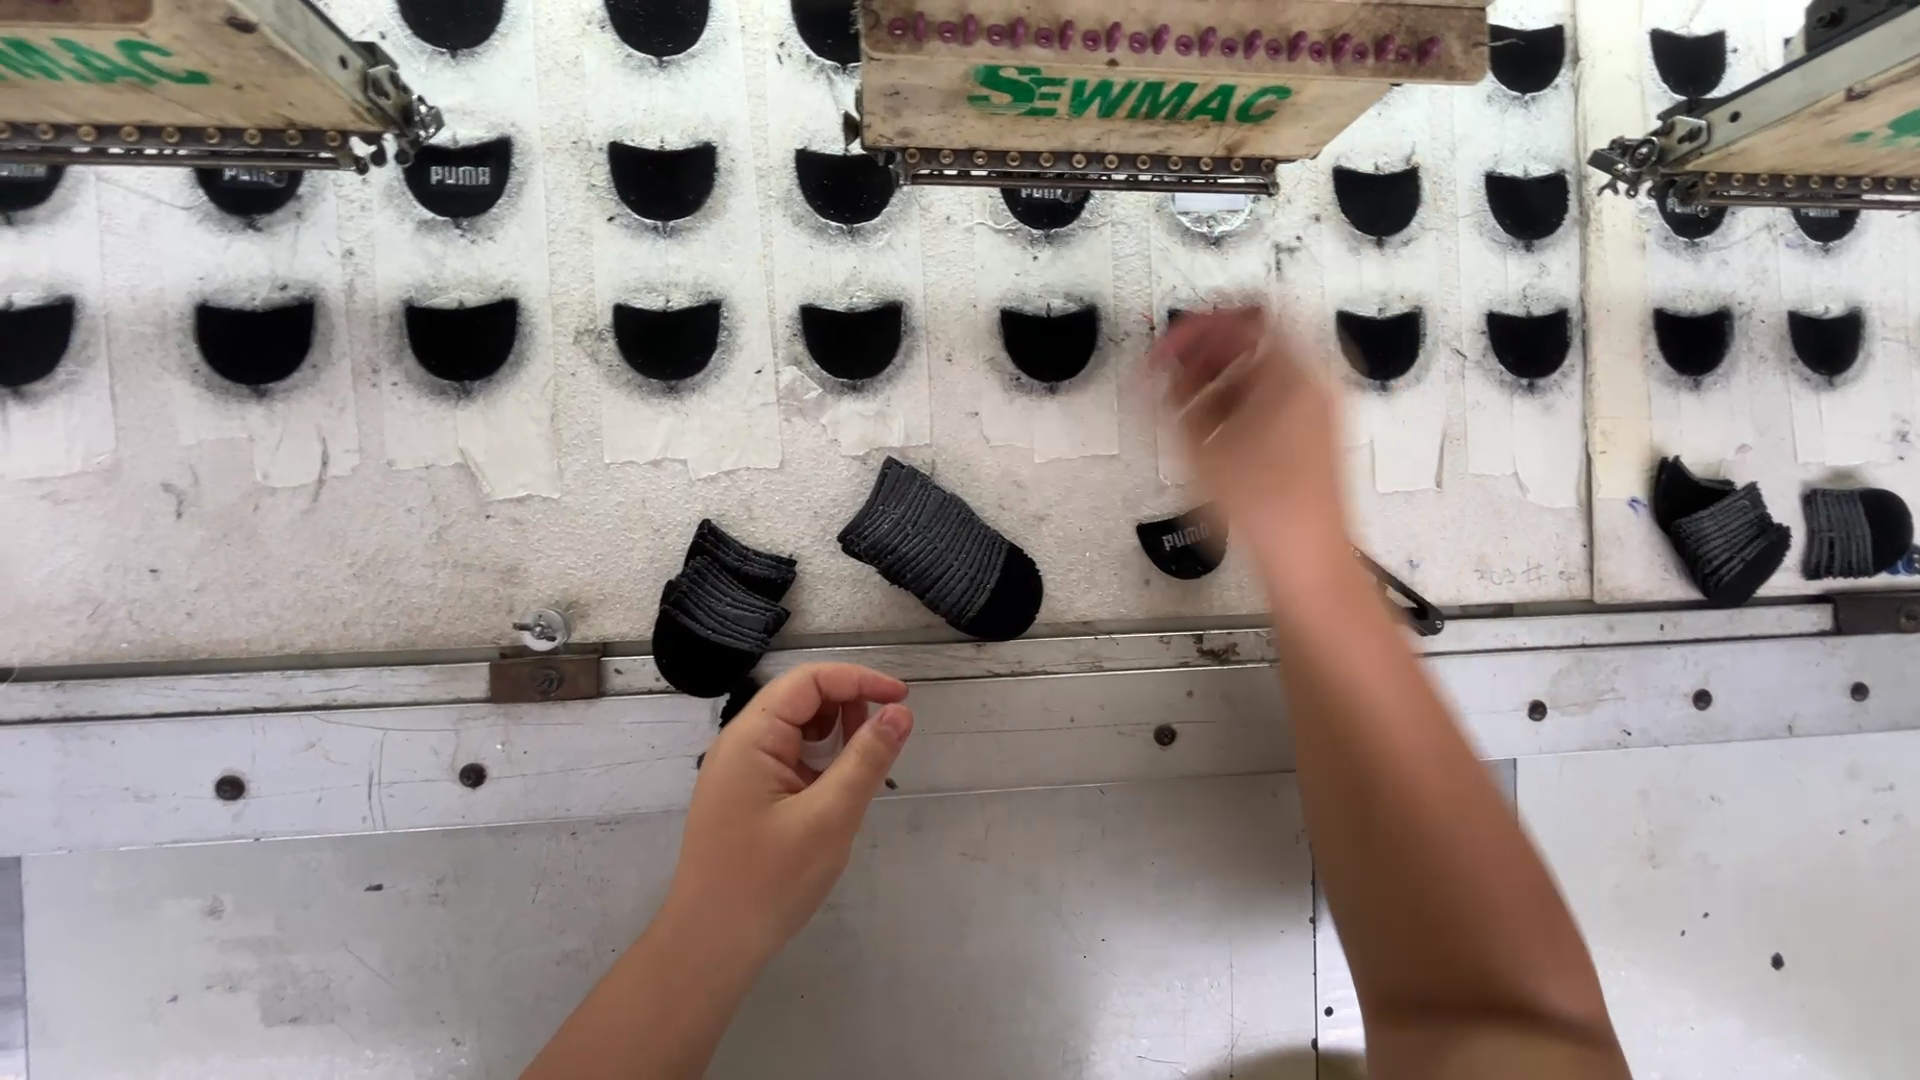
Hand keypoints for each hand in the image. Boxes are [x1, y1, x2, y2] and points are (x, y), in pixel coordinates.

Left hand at [661, 663, 913, 968]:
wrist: (709, 948)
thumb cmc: (768, 881)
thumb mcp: (830, 818)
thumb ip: (866, 759)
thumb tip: (900, 712)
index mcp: (752, 736)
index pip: (810, 681)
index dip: (859, 679)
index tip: (902, 699)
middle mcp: (742, 743)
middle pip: (802, 698)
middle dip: (849, 705)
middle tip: (884, 739)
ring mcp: (741, 770)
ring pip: (797, 727)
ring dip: (836, 733)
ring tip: (862, 766)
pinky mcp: (748, 795)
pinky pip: (790, 757)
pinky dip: (821, 760)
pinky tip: (837, 791)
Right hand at [1152, 307, 1351, 598]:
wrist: (1308, 558)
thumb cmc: (1270, 508)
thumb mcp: (1203, 446)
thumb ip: (1174, 398)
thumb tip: (1155, 371)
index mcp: (1297, 374)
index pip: (1249, 315)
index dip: (1202, 324)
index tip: (1171, 343)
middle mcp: (1315, 385)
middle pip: (1258, 342)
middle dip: (1207, 352)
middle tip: (1171, 369)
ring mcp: (1319, 411)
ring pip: (1264, 372)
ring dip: (1219, 378)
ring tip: (1182, 401)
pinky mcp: (1315, 436)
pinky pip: (1274, 399)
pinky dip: (1238, 402)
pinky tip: (1208, 428)